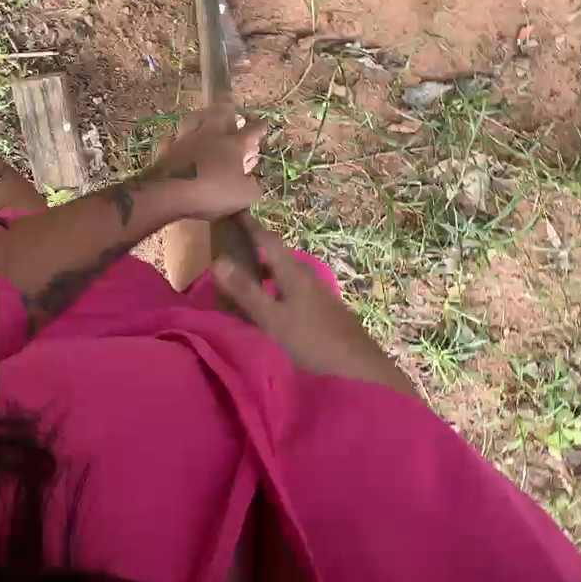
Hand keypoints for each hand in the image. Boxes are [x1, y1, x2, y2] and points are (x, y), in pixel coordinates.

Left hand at [139, 106, 264, 220]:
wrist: (170, 192)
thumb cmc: (212, 192)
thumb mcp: (244, 195)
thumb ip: (252, 186)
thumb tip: (252, 182)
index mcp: (232, 144)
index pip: (251, 131)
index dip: (259, 127)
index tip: (264, 122)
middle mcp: (209, 136)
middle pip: (220, 116)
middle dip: (228, 111)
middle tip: (230, 109)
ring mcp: (186, 140)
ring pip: (194, 121)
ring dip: (201, 117)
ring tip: (204, 117)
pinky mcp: (167, 150)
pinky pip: (173, 139)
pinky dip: (177, 139)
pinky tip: (177, 140)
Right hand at [211, 215, 416, 397]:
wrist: (362, 373)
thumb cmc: (312, 343)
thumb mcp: (272, 320)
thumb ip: (246, 291)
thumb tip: (218, 259)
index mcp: (294, 273)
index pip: (267, 240)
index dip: (250, 225)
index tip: (233, 208)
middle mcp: (308, 277)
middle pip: (278, 256)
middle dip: (256, 248)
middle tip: (232, 244)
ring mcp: (319, 295)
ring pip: (287, 274)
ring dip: (266, 270)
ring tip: (245, 274)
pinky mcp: (325, 313)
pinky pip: (293, 290)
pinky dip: (276, 288)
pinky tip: (271, 303)